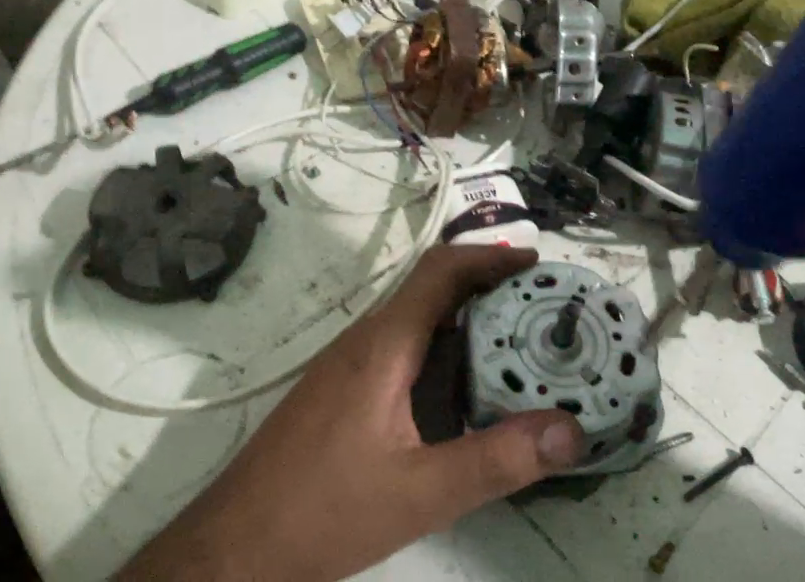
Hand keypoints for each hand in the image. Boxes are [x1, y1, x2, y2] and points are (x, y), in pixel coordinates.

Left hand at [120, 245, 583, 581]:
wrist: (233, 546)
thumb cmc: (323, 510)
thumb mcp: (421, 493)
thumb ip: (497, 461)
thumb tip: (571, 430)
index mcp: (384, 345)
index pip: (440, 270)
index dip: (489, 257)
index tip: (536, 265)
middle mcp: (366, 341)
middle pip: (432, 291)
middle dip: (488, 289)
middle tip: (542, 311)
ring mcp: (348, 366)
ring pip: (416, 322)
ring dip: (466, 323)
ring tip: (517, 350)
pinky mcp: (341, 393)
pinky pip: (402, 351)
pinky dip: (442, 353)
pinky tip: (464, 396)